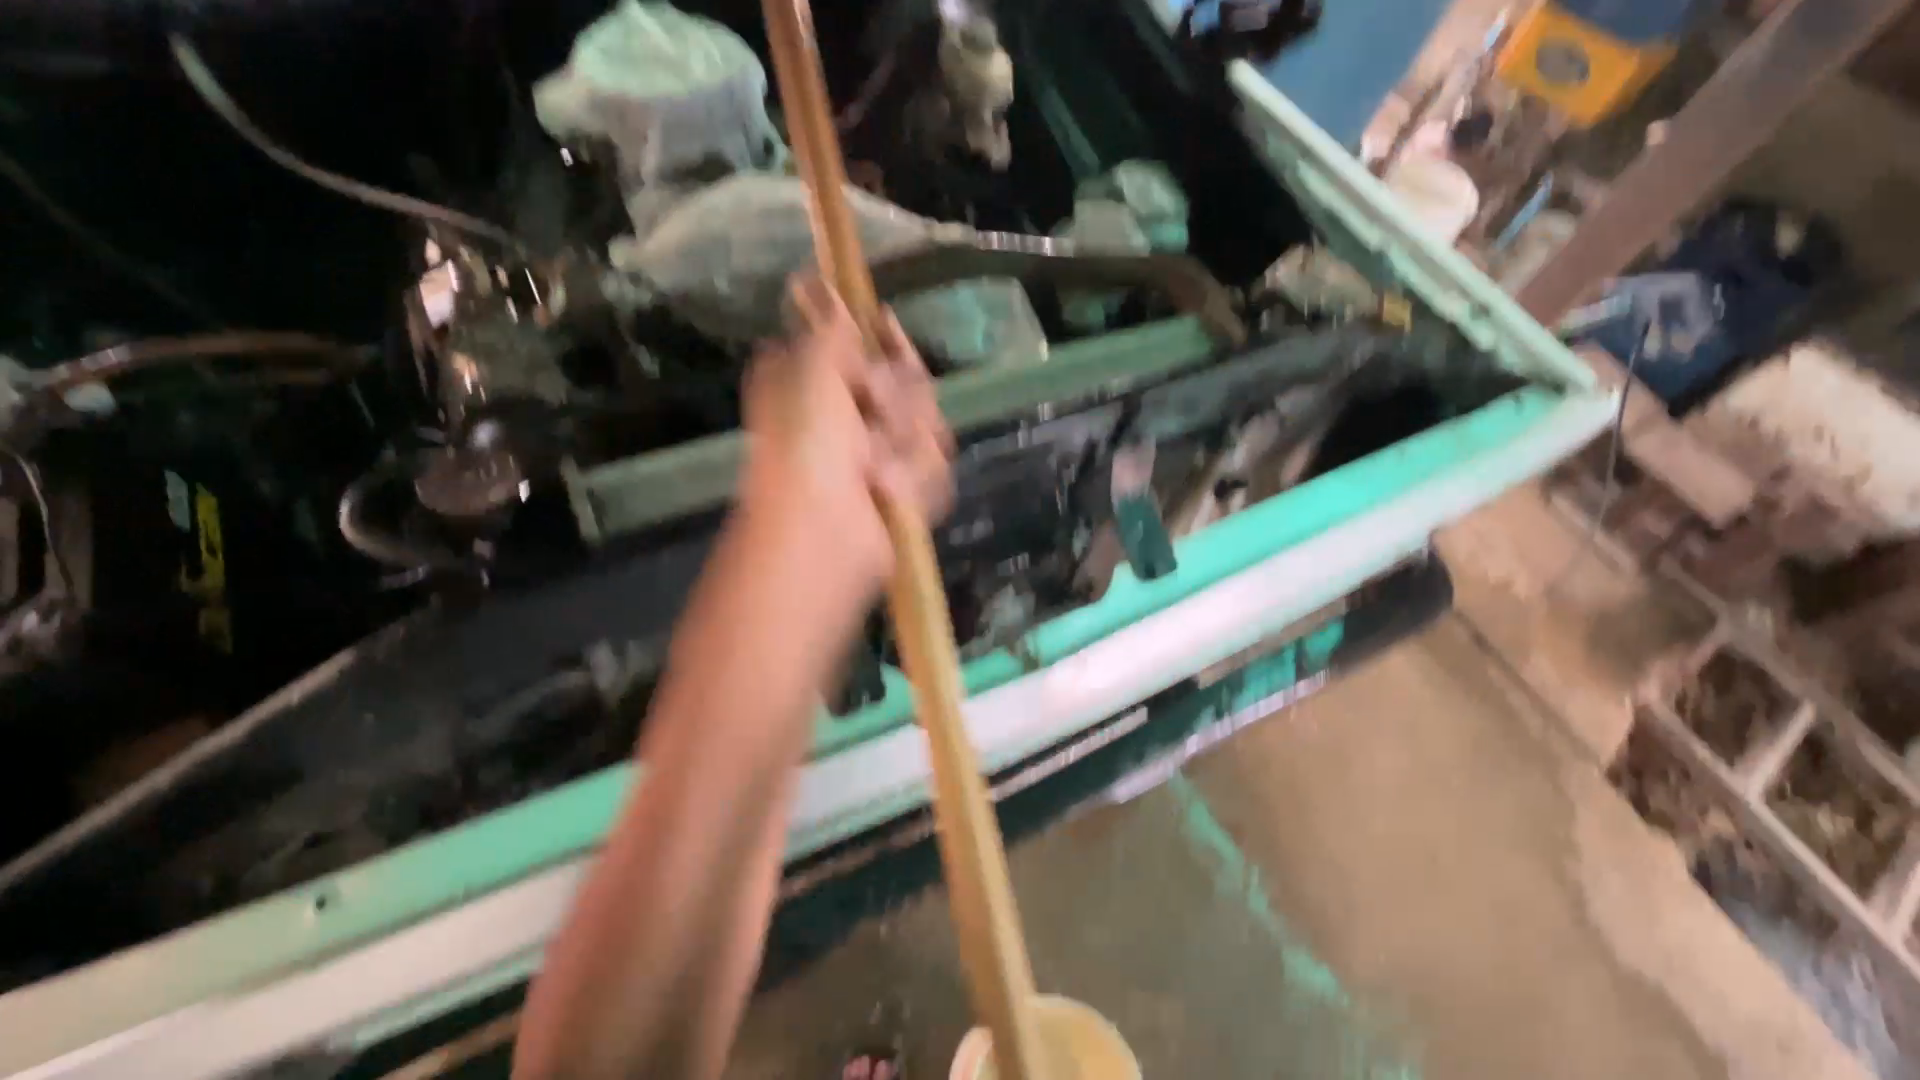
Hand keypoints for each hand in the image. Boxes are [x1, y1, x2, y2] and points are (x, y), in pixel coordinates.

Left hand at [738, 275, 954, 592]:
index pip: (873, 349)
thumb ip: (829, 327)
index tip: (886, 321)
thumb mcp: (810, 371)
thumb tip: (816, 284)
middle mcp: (857, 419)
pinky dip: (914, 481)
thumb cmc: (805, 445)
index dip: (884, 336)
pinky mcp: (909, 491)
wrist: (821, 532)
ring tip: (874, 472)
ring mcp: (885, 456)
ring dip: (904, 447)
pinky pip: (936, 468)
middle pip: (913, 385)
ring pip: (930, 428)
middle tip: (873, 411)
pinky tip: (889, 493)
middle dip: (897, 400)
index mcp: (827, 388)